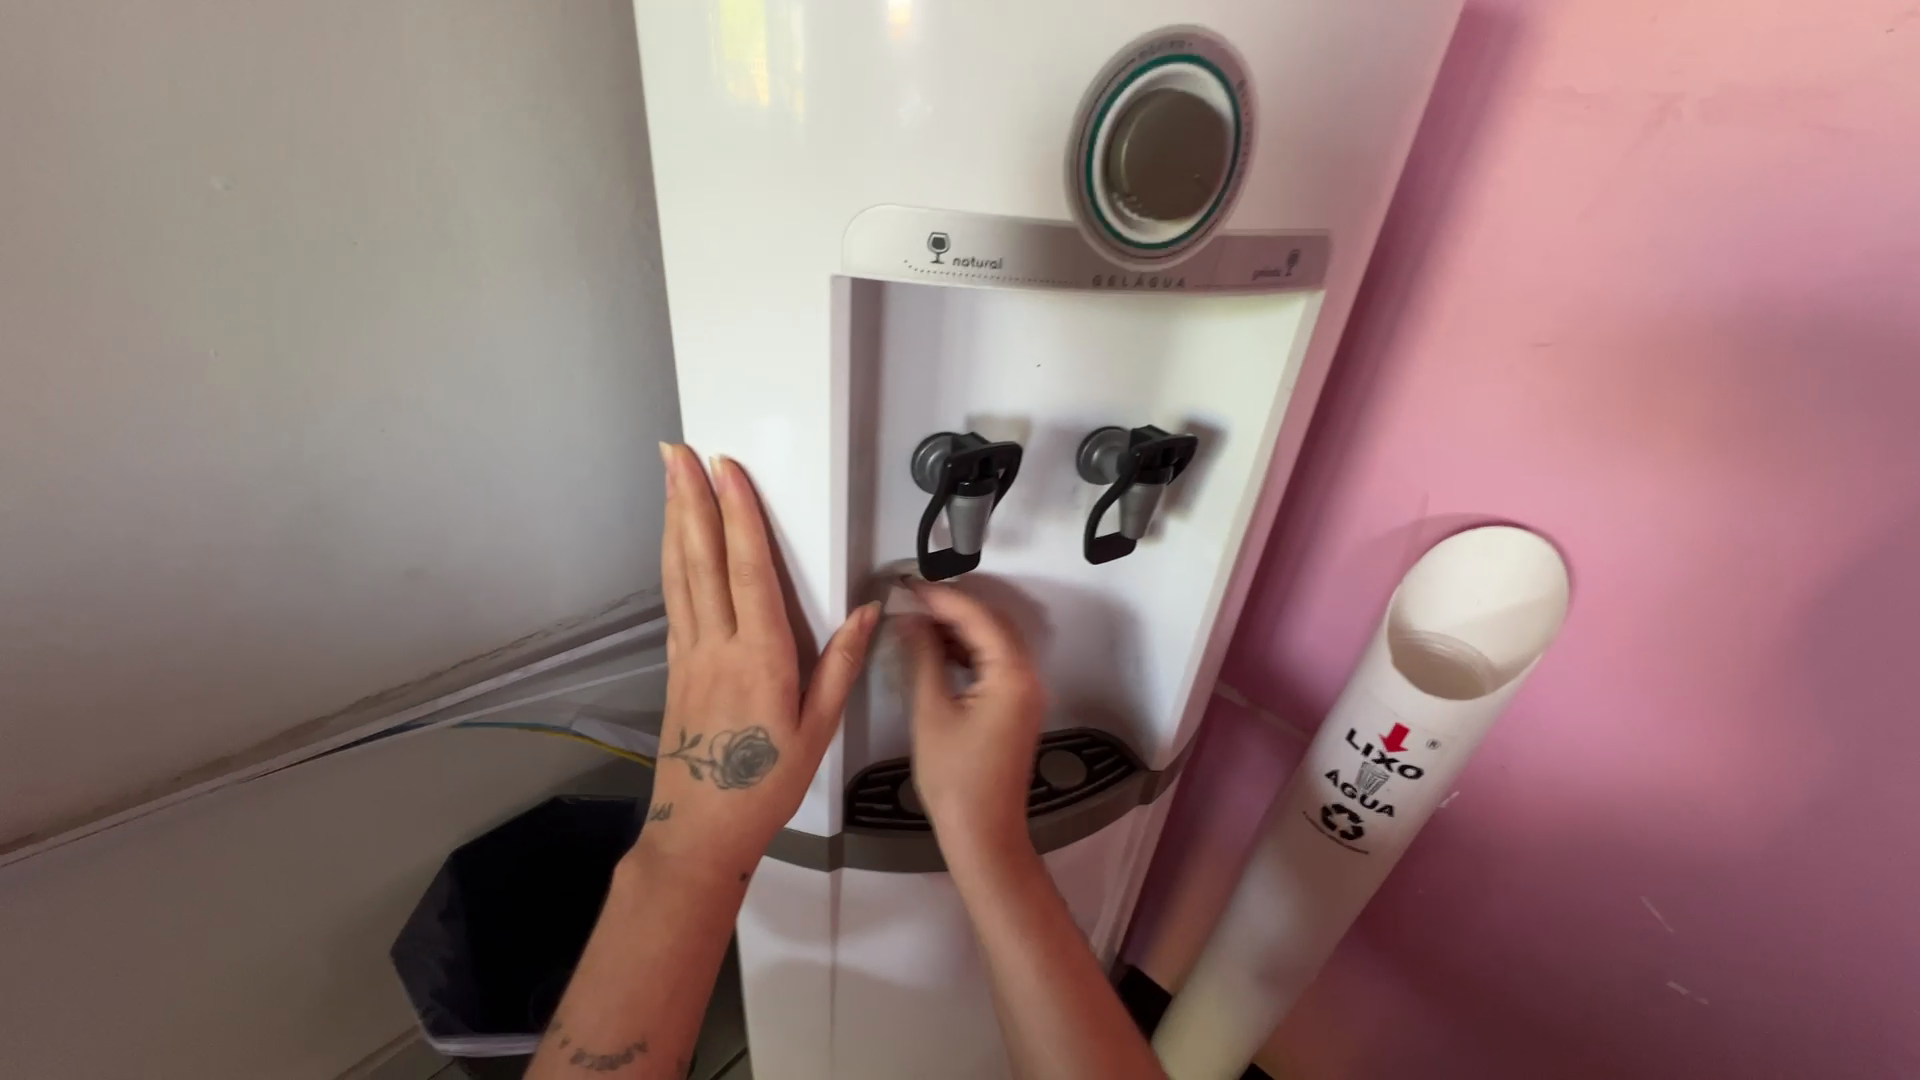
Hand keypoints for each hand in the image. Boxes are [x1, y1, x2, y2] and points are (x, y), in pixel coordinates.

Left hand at [638, 444, 879, 875]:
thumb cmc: (765, 783)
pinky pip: (673, 599)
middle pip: (702, 558)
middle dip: (691, 499)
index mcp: (760, 657)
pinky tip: (671, 543)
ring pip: (680, 573)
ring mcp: (690, 654)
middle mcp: (717, 645)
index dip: (738, 514)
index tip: (727, 471)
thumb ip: (842, 664)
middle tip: (677, 451)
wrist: (699, 830)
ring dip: (674, 521)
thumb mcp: (820, 729)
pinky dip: (671, 561)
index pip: (748, 569)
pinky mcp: (677, 666)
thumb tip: (867, 611)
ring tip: (667, 479)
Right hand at [899, 580, 1045, 868]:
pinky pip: (995, 663)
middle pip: (991, 624)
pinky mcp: (1016, 706)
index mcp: (1012, 676)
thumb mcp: (931, 712)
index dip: (941, 597)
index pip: (977, 617)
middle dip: (952, 607)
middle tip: (912, 598)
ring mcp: (1025, 693)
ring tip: (918, 620)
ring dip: (959, 628)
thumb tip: (910, 620)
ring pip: (994, 642)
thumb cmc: (956, 781)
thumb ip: (923, 657)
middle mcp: (1028, 678)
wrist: (983, 833)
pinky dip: (968, 650)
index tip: (909, 584)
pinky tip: (938, 650)